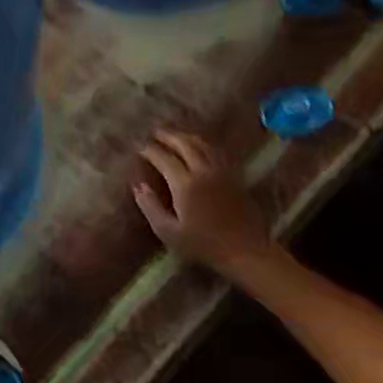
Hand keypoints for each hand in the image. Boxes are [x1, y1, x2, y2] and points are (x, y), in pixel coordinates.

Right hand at [133, 130, 278, 277]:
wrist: (244, 248)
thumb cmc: (202, 244)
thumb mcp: (169, 232)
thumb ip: (151, 207)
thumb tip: (139, 187)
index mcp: (185, 184)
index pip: (165, 159)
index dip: (150, 151)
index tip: (140, 147)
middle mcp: (204, 171)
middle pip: (185, 144)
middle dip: (169, 136)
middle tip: (156, 133)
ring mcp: (222, 171)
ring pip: (203, 145)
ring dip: (187, 137)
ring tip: (176, 136)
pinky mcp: (234, 176)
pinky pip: (217, 152)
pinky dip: (204, 145)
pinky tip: (201, 148)